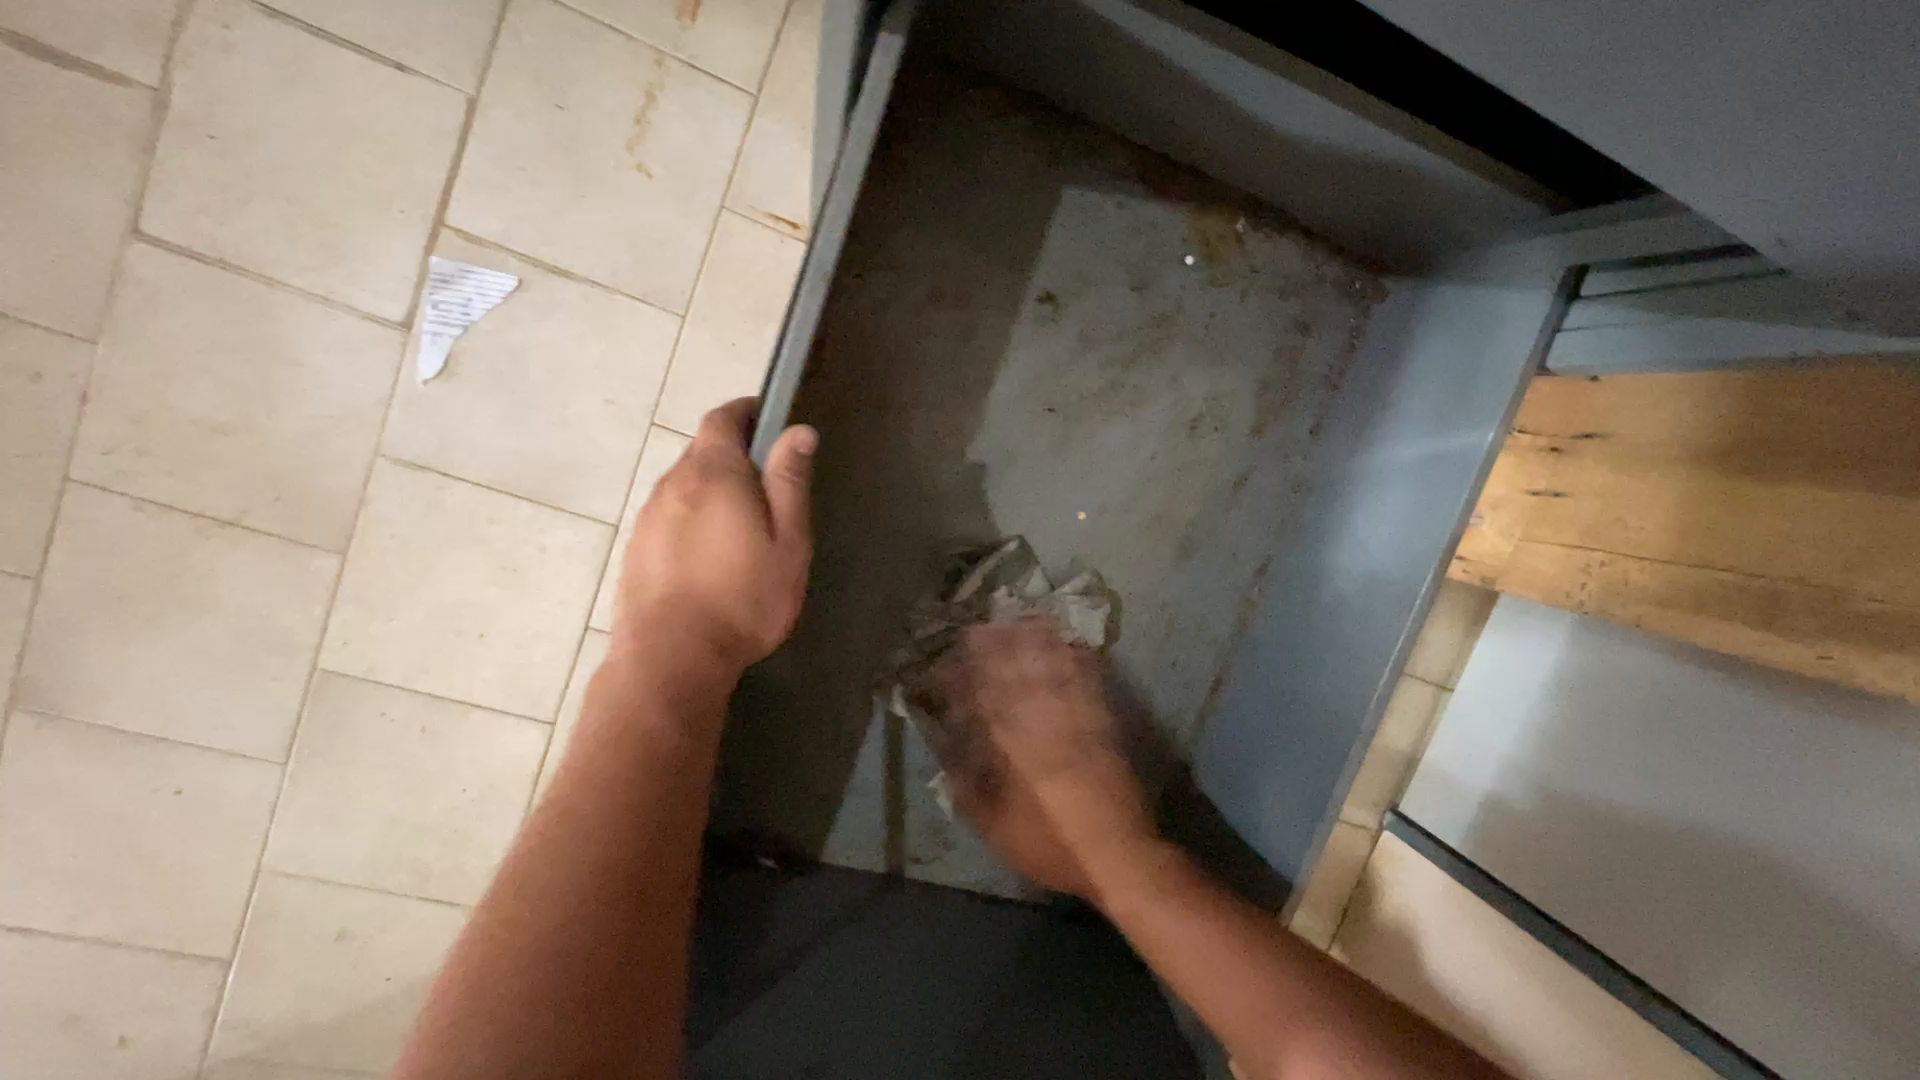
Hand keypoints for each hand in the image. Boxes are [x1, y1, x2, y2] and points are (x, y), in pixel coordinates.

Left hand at [614, 398, 815, 674]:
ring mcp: (648, 516)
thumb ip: (790, 483)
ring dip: (711, 488)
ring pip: (684, 485)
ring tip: (741, 525)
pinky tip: (710, 554)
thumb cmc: (743, 600)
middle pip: (701, 450)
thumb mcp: (786, 543)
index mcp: (713, 473)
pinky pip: (669, 515)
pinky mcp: (636, 547)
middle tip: (767, 484)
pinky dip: (692, 517)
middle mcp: (672, 484)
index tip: (768, 418)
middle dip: (733, 453)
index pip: (722, 418)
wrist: (671, 658)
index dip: (745, 411)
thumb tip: (799, 431)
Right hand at [941, 619, 1157, 898]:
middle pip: (1012, 674)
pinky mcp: (1103, 724)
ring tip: (1021, 620)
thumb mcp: (992, 824)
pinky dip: (1077, 660)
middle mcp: (1037, 724)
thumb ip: (966, 784)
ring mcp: (1073, 720)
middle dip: (995, 647)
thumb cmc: (1047, 844)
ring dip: (1034, 644)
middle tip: (982, 625)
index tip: (948, 660)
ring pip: (1049, 671)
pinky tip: (1072, 646)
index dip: (961, 677)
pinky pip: (1087, 683)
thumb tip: (946, 750)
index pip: (977, 700)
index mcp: (1006, 747)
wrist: (1114, 853)